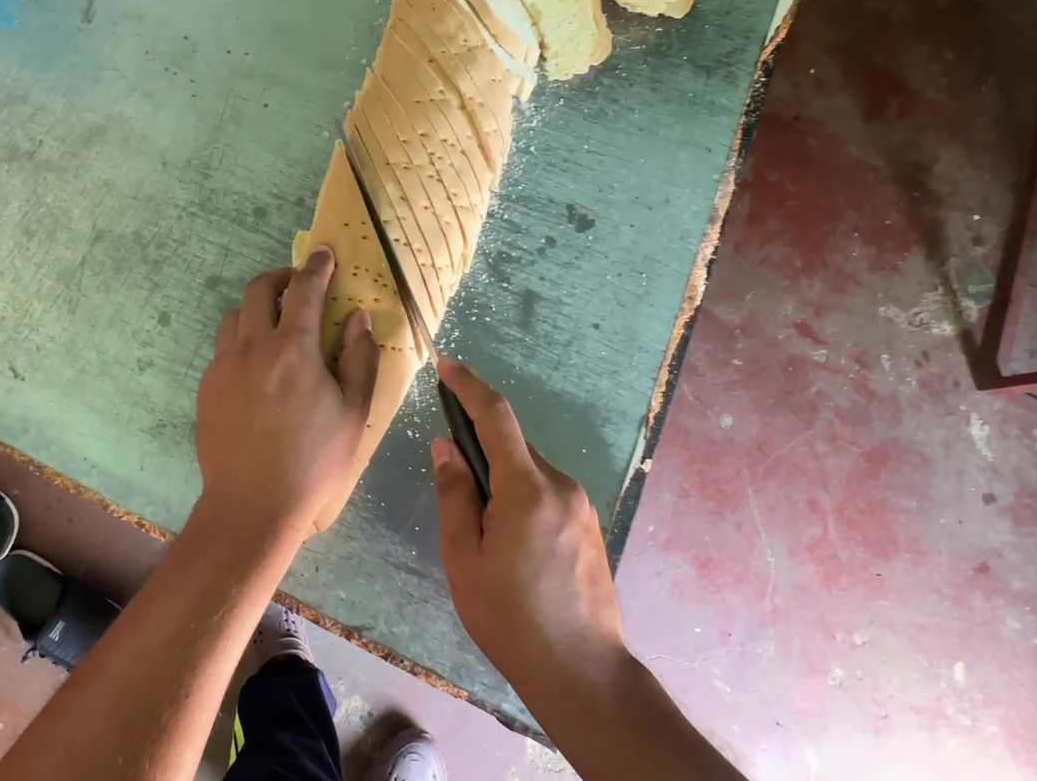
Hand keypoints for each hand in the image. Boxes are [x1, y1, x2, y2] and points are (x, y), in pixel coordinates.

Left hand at [195, 250, 379, 536]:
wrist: (252, 505)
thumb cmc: (313, 461)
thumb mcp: (353, 411)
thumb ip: (358, 357)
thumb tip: (356, 317)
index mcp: (293, 349)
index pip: (305, 289)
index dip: (317, 266)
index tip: (324, 253)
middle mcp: (252, 346)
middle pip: (259, 289)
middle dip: (282, 277)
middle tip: (300, 286)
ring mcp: (223, 365)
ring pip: (235, 315)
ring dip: (257, 308)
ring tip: (276, 326)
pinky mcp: (207, 386)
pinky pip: (223, 347)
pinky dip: (242, 340)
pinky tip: (258, 367)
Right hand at [432, 359, 627, 691]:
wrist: (581, 672)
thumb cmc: (509, 617)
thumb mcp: (463, 557)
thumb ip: (454, 494)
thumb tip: (447, 447)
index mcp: (527, 489)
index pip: (495, 417)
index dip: (468, 386)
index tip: (447, 365)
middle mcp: (561, 486)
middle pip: (512, 447)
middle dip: (479, 454)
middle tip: (454, 495)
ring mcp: (581, 506)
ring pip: (528, 472)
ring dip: (500, 482)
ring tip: (483, 537)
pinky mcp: (589, 525)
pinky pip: (545, 493)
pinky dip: (519, 498)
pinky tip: (510, 546)